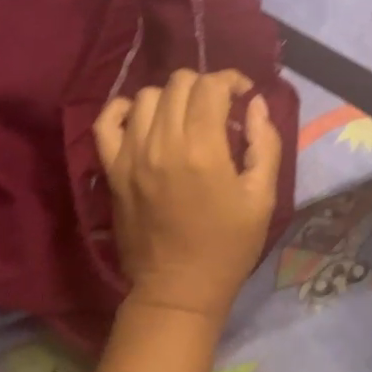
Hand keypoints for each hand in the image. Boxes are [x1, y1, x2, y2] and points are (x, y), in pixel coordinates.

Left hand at [94, 69, 280, 320]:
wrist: (178, 291)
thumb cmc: (227, 246)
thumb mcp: (263, 197)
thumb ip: (265, 143)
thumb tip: (256, 104)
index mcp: (203, 148)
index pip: (211, 85)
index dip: (232, 80)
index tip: (243, 96)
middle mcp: (163, 143)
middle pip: (179, 83)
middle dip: (204, 86)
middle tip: (218, 108)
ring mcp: (131, 155)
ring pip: (146, 95)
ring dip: (170, 98)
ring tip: (184, 117)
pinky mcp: (112, 169)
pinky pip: (106, 120)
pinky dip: (123, 109)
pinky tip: (141, 118)